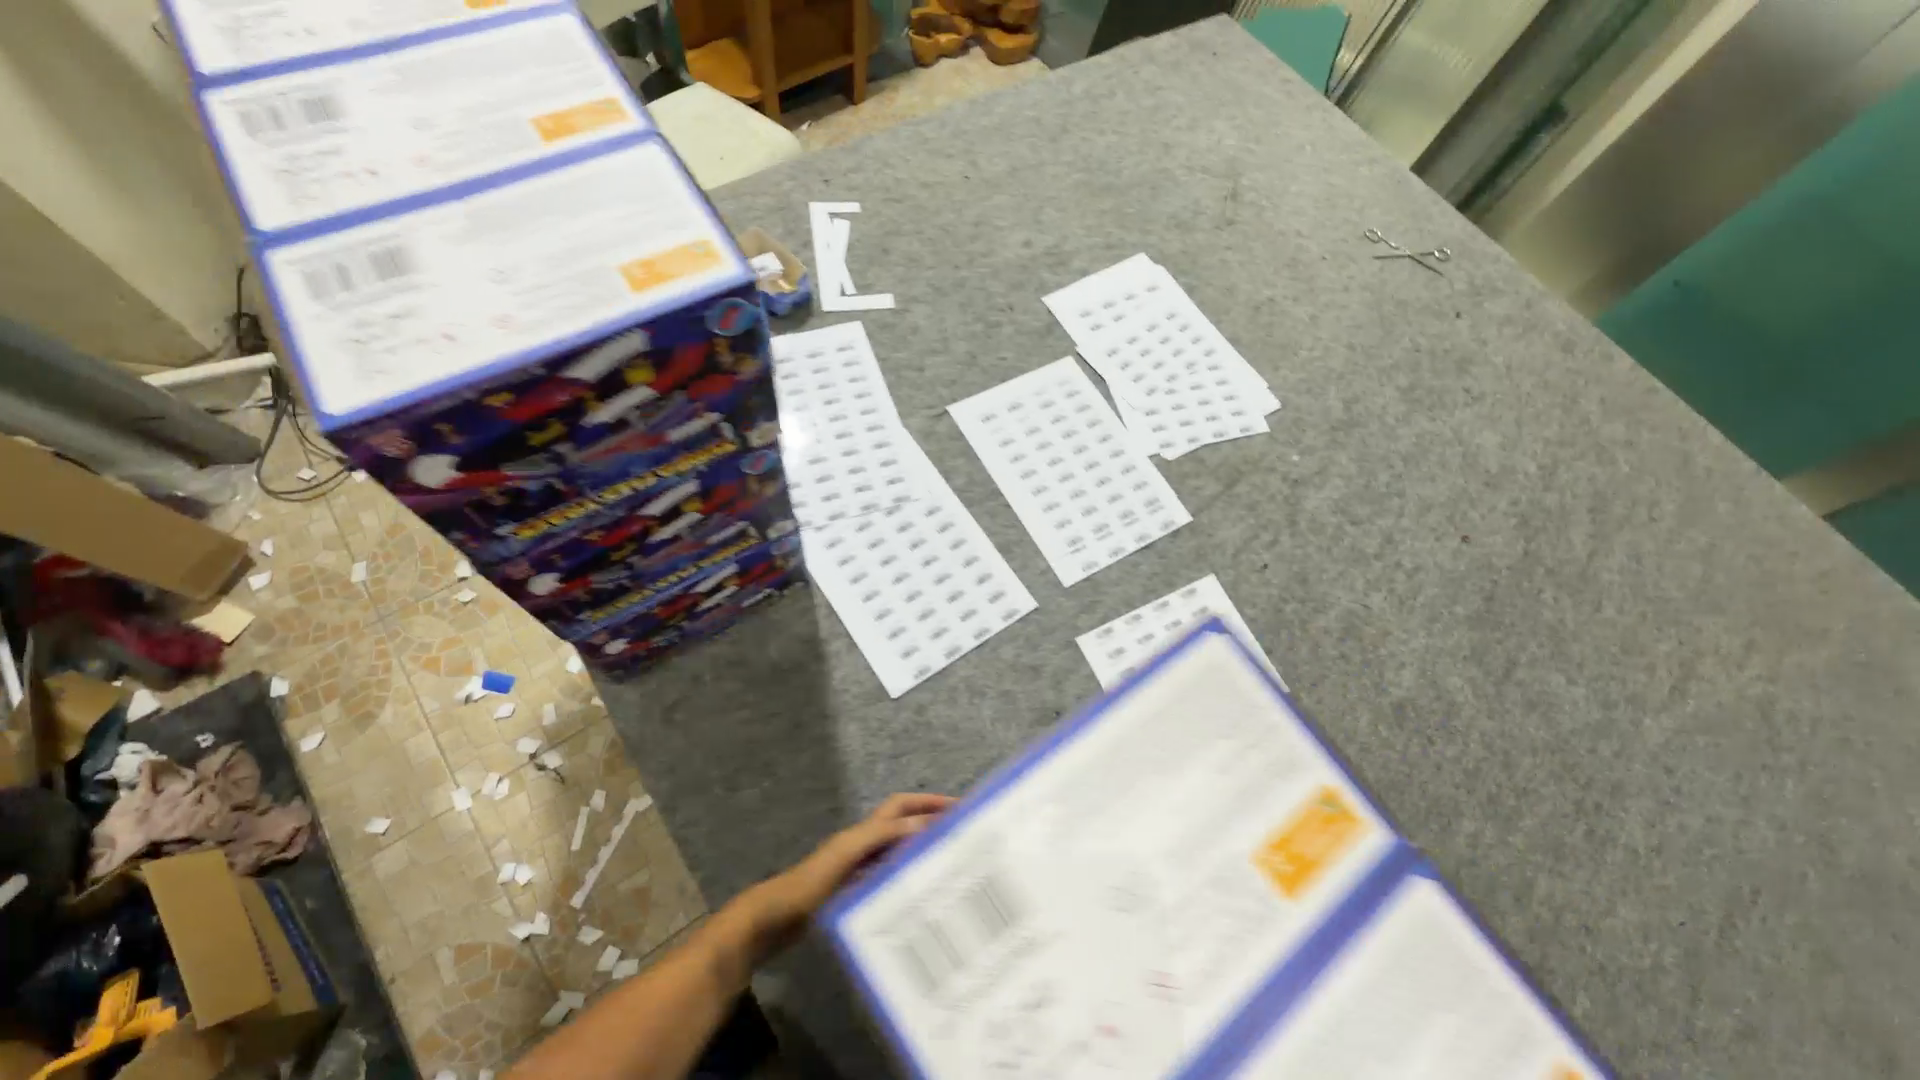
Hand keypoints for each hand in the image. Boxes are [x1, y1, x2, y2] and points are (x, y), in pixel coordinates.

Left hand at [727, 793, 954, 962]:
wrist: (773, 921)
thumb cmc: (808, 885)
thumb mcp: (845, 856)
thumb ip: (880, 837)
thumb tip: (923, 825)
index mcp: (861, 832)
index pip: (900, 807)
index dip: (928, 802)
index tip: (960, 807)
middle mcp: (861, 846)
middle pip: (901, 827)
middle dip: (930, 825)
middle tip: (963, 837)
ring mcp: (857, 872)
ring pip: (896, 854)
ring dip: (922, 853)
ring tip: (952, 865)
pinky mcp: (853, 895)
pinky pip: (888, 880)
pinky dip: (907, 880)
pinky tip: (922, 896)